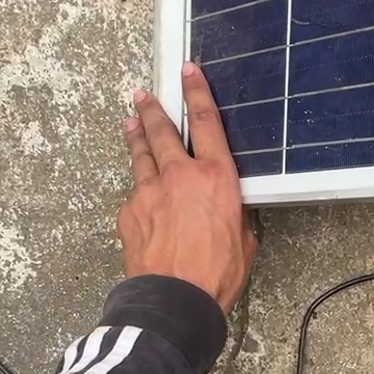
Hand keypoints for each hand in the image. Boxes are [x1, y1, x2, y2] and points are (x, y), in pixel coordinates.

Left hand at [119, 63, 255, 311]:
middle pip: (162, 131)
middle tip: (143, 96)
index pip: (207, 123)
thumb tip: (229, 217)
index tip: (188, 71)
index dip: (197, 92)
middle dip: (153, 110)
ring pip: (140, 156)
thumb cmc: (214, 277)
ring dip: (136, 137)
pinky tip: (138, 199)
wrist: (174, 302)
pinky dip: (136, 193)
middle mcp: (180, 177)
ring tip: (129, 123)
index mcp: (217, 180)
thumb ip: (235, 219)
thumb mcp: (244, 245)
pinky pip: (133, 195)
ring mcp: (149, 192)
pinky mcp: (129, 213)